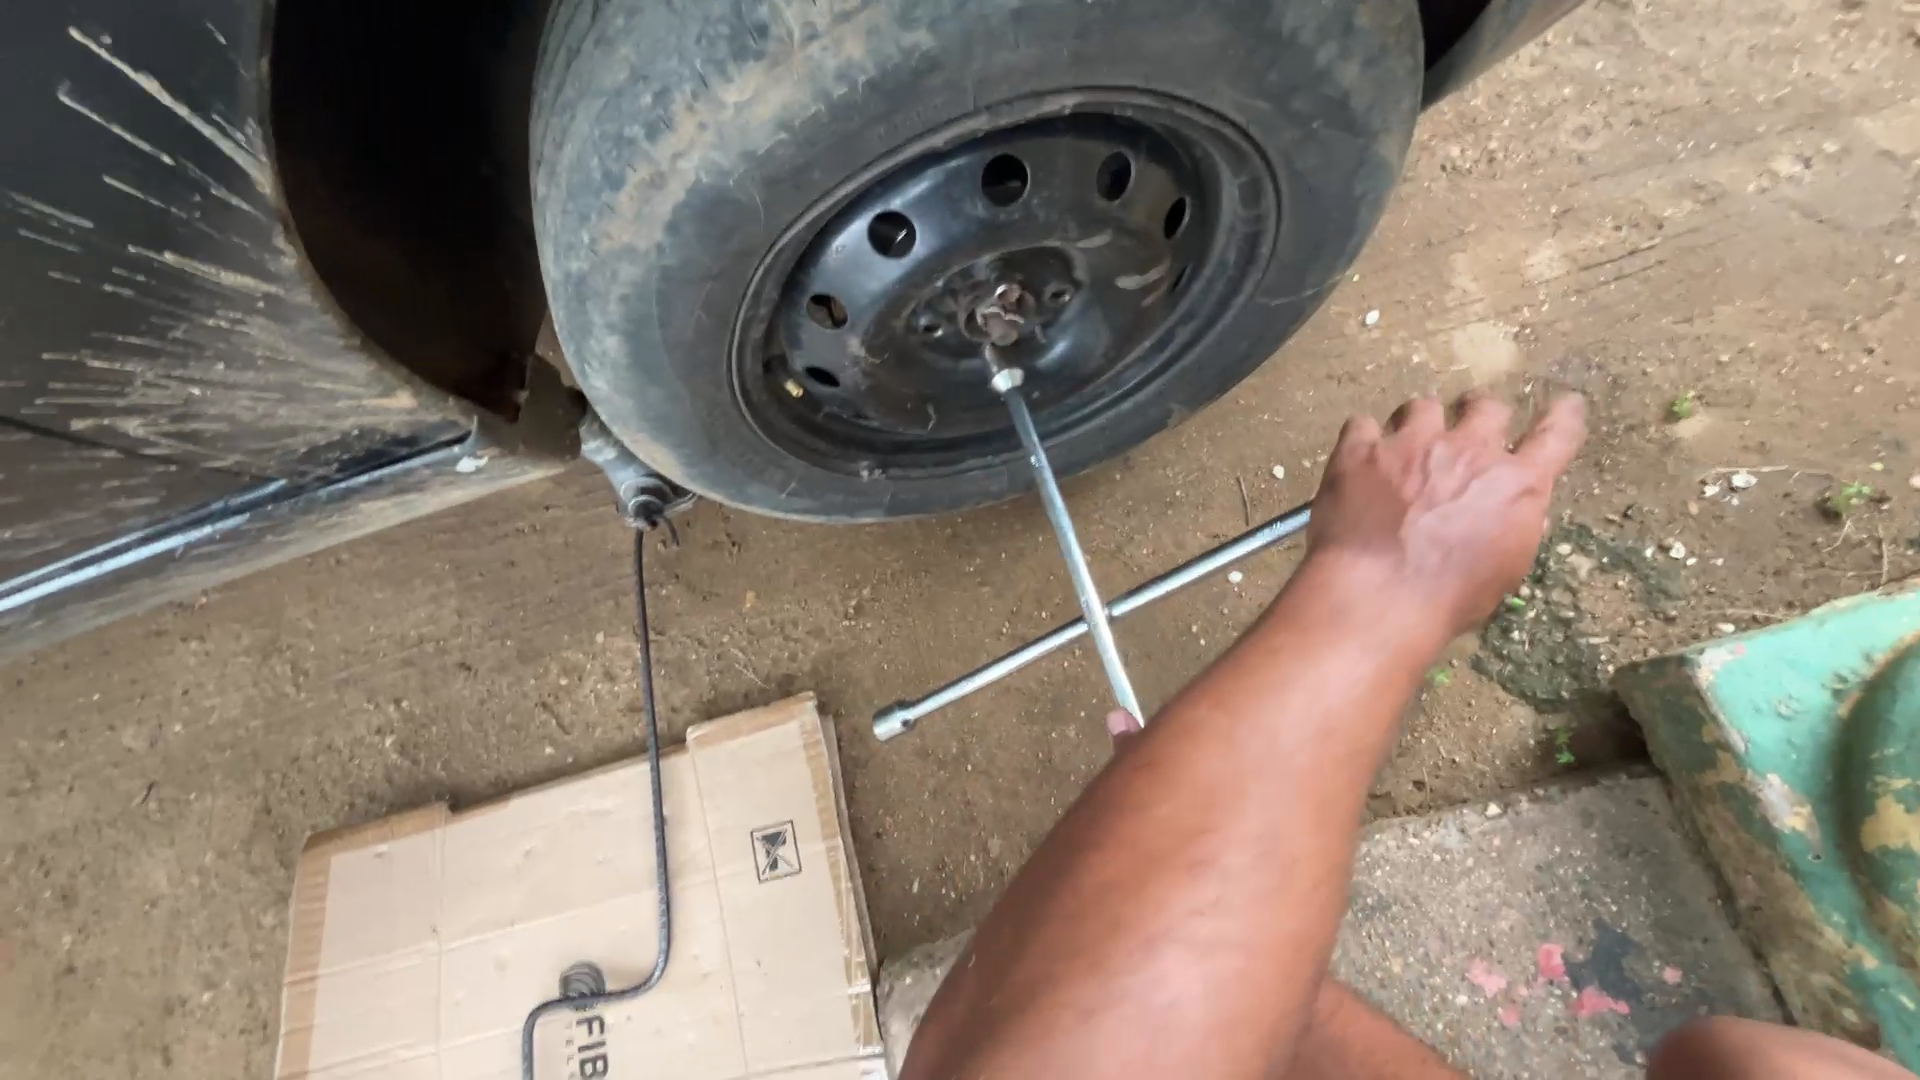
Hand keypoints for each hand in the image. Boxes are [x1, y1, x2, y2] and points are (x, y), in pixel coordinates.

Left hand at [1304, 391, 1586, 640]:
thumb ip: (1511, 525)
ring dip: (1418, 421)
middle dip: (1478, 411)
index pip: (1556, 435)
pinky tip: (1357, 453)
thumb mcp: (1503, 569)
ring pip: (1421, 407)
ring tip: (1404, 440)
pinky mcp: (1358, 452)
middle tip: (1465, 420)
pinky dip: (1361, 437)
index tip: (1565, 404)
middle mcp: (1468, 451)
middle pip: (1485, 407)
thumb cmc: (1447, 597)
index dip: (1564, 416)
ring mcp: (1409, 445)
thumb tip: (1507, 510)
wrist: (1376, 592)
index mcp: (1516, 483)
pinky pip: (1361, 425)